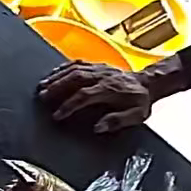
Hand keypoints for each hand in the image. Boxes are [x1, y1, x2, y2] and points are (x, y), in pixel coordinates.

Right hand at [35, 61, 153, 132]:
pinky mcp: (97, 65)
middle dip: (56, 87)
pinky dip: (63, 68)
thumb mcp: (136, 116)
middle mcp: (103, 76)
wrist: (149, 83)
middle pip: (75, 78)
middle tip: (42, 97)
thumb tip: (98, 127)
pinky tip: (53, 74)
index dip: (69, 105)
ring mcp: (99, 68)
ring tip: (42, 86)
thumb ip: (118, 121)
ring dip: (56, 77)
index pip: (84, 95)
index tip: (57, 115)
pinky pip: (78, 63)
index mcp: (110, 89)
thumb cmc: (140, 101)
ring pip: (74, 69)